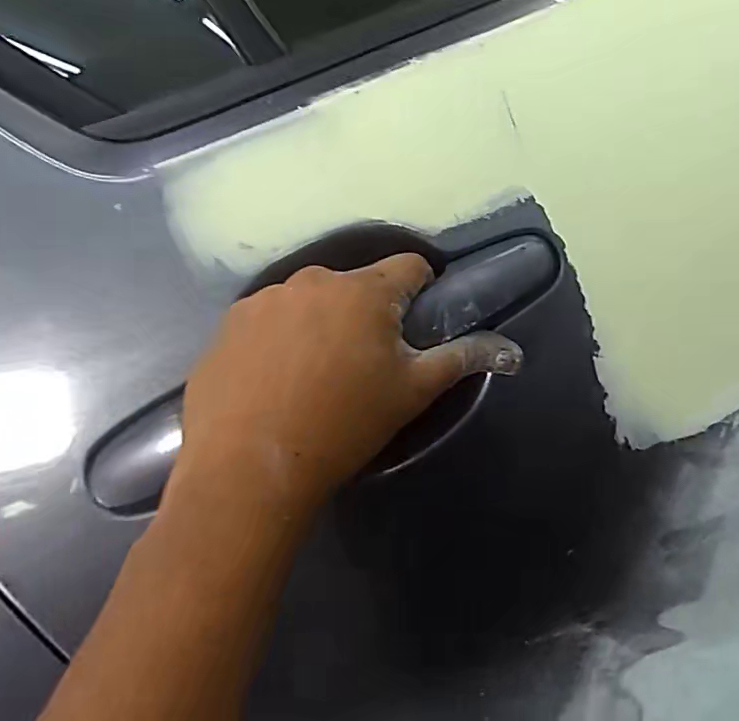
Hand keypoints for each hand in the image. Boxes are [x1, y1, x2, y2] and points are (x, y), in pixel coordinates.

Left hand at [170, 253, 521, 513]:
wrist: (246, 471)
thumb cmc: (342, 426)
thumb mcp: (412, 393)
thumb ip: (461, 359)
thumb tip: (508, 349)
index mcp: (366, 291)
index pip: (411, 266)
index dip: (422, 290)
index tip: (415, 324)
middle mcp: (316, 280)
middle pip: (357, 285)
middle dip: (367, 312)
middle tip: (363, 363)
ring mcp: (267, 298)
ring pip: (311, 300)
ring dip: (321, 322)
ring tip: (312, 375)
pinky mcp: (230, 322)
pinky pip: (268, 318)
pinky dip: (278, 337)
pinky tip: (272, 380)